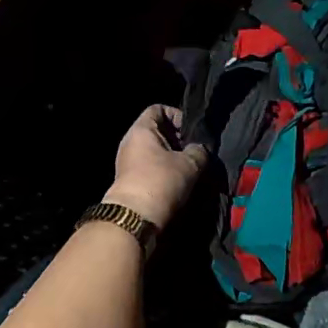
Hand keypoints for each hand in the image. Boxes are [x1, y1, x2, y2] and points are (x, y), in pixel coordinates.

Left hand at [102, 105, 209, 228]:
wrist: (134, 218)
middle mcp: (131, 142)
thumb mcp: (190, 163)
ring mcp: (128, 162)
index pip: (158, 108)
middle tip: (195, 152)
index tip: (192, 132)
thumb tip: (199, 149)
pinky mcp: (130, 181)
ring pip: (155, 152)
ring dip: (173, 158)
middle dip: (178, 140)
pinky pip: (150, 168)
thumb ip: (199, 150)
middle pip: (157, 131)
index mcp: (140, 129)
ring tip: (190, 169)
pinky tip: (179, 182)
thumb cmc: (161, 181)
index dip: (178, 115)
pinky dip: (165, 171)